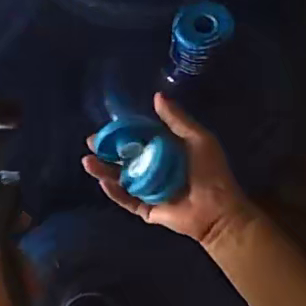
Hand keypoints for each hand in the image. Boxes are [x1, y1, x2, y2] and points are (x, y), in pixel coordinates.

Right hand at [83, 93, 257, 248]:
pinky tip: (104, 182)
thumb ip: (177, 120)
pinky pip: (127, 200)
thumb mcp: (197, 139)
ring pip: (120, 179)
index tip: (107, 125)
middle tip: (91, 142)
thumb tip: (157, 96)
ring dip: (103, 170)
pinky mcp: (145, 209)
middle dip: (107, 150)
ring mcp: (147, 190)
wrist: (218, 209)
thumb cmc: (211, 172)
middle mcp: (153, 169)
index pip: (139, 138)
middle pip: (125, 158)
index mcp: (165, 151)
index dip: (123, 131)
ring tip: (88, 161)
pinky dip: (115, 192)